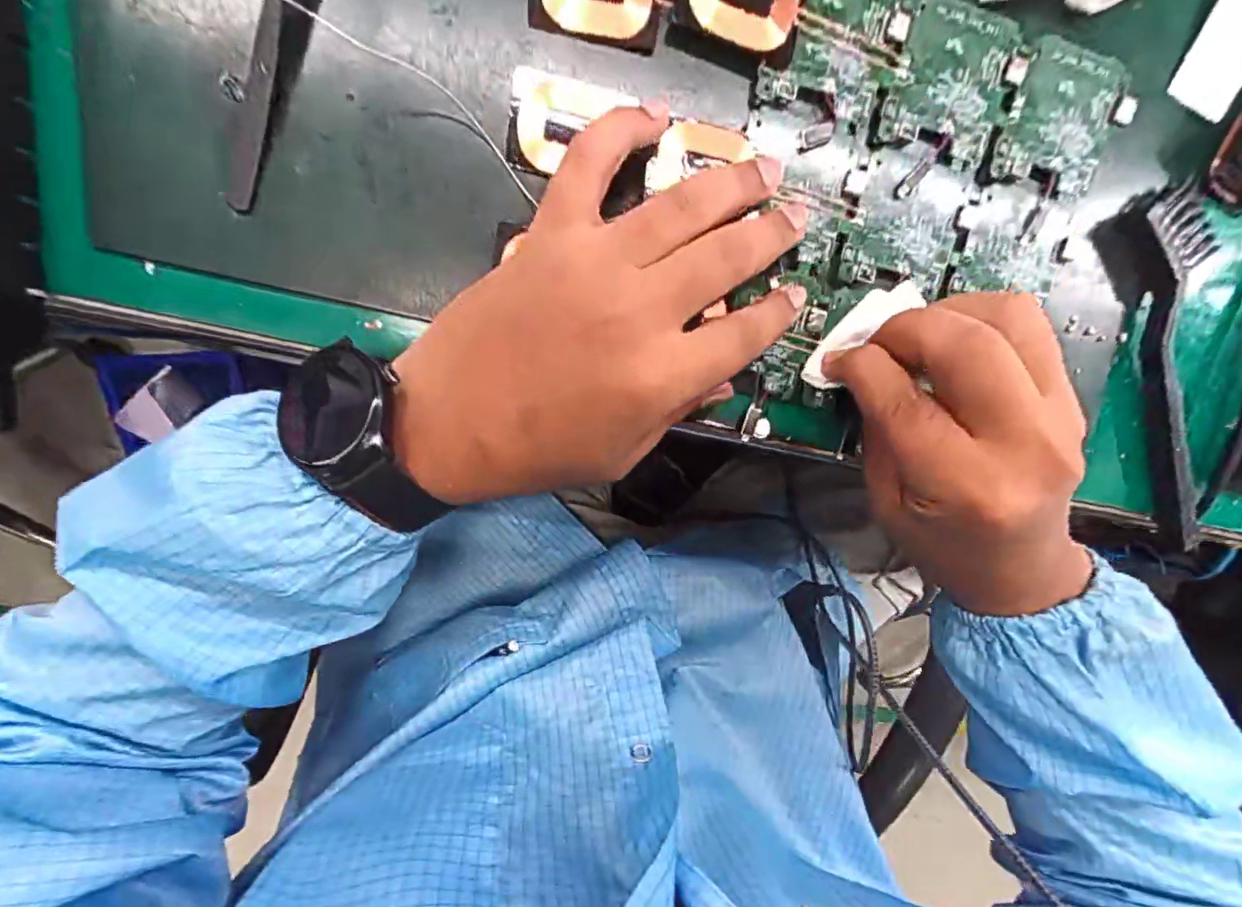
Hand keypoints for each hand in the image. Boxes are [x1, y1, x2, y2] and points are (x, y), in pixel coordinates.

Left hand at [390, 103, 806, 504]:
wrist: (447, 425)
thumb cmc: (533, 453)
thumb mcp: (617, 454)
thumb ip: (674, 414)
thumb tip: (721, 379)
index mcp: (661, 377)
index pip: (745, 334)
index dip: (778, 314)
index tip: (793, 296)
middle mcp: (640, 312)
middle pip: (727, 258)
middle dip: (772, 235)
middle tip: (793, 218)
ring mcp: (594, 266)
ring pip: (681, 208)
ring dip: (732, 184)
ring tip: (761, 170)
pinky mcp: (549, 238)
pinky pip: (589, 167)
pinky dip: (620, 131)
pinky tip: (653, 118)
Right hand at [824, 293, 1092, 615]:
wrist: (1021, 567)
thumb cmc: (942, 546)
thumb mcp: (887, 501)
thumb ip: (879, 432)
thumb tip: (862, 369)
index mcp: (965, 484)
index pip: (905, 401)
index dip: (862, 367)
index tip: (837, 360)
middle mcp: (1022, 443)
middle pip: (967, 345)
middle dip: (906, 328)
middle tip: (874, 341)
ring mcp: (1059, 416)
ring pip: (1010, 319)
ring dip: (950, 312)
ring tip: (914, 335)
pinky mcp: (1071, 399)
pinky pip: (1030, 330)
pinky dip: (981, 321)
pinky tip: (950, 341)